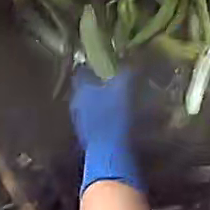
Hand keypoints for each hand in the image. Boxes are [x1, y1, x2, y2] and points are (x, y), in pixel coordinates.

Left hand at [70, 65, 140, 192]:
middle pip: (84, 89)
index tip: (104, 62)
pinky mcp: (87, 136)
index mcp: (81, 89)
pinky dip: (102, 116)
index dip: (92, 65)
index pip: (81, 71)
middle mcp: (76, 103)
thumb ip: (127, 70)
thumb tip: (132, 58)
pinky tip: (115, 118)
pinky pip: (93, 120)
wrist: (109, 151)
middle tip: (113, 80)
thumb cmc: (114, 114)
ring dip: (99, 101)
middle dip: (97, 84)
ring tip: (116, 99)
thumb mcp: (124, 86)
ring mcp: (80, 122)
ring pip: (88, 105)